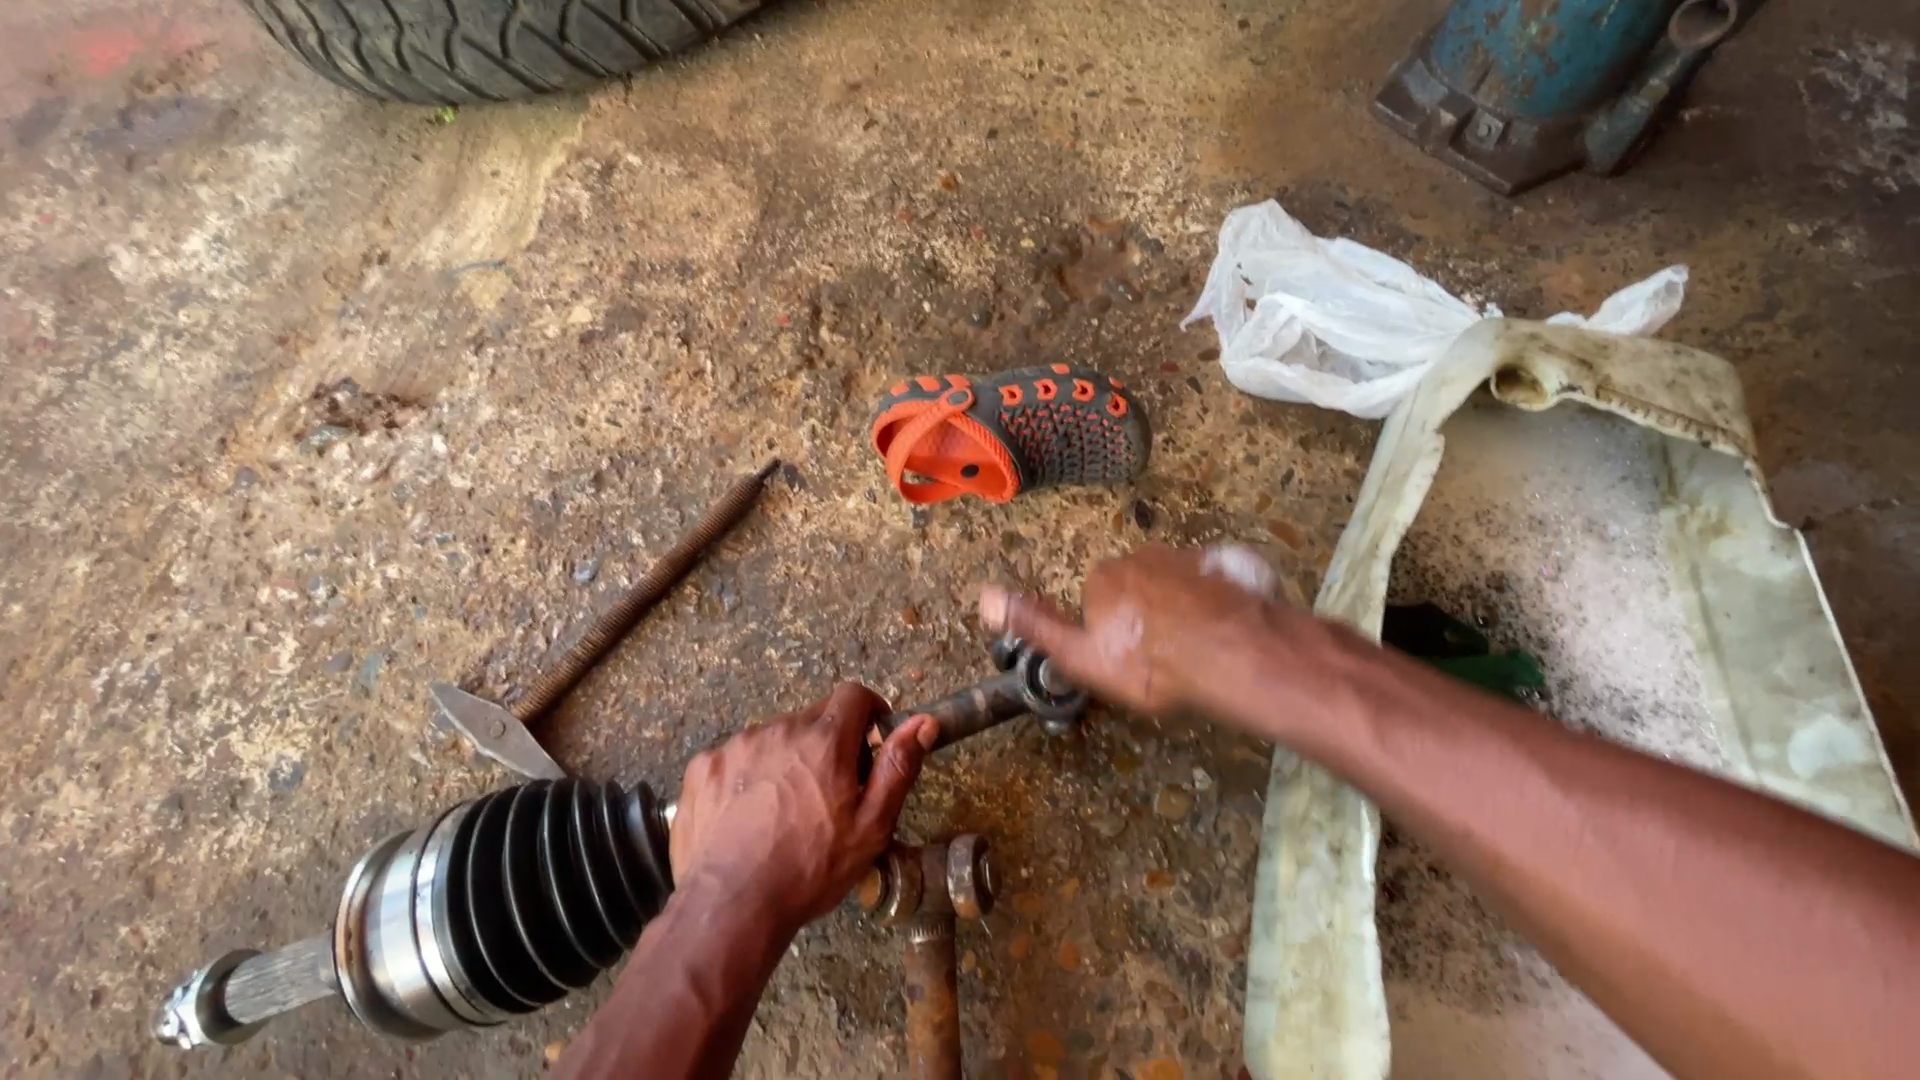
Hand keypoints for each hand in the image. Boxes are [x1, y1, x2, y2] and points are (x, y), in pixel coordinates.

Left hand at [669, 683, 938, 932]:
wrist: (729, 906)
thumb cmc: (810, 869)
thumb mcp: (871, 827)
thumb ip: (898, 767)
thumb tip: (923, 721)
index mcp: (824, 740)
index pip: (853, 695)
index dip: (868, 712)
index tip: (870, 742)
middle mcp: (778, 729)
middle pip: (813, 718)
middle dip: (828, 743)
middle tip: (830, 790)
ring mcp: (735, 745)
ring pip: (773, 737)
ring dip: (786, 758)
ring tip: (784, 810)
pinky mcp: (703, 766)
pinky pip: (736, 756)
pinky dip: (747, 775)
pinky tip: (747, 815)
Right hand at [978, 543, 1304, 715]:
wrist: (1229, 653)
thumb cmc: (1150, 663)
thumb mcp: (1080, 655)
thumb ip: (1033, 625)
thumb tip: (985, 597)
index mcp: (1103, 577)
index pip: (1097, 601)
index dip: (1110, 633)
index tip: (1127, 659)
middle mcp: (1141, 556)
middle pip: (1136, 587)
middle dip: (1144, 614)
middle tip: (1162, 656)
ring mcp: (1186, 557)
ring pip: (1175, 583)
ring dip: (1180, 607)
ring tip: (1196, 646)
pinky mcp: (1226, 564)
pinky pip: (1213, 580)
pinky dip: (1216, 599)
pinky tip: (1225, 628)